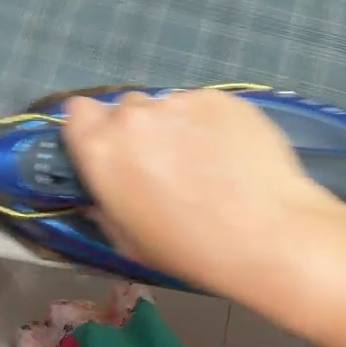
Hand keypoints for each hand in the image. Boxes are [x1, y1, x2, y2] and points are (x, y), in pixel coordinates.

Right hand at [60, 90, 345, 293]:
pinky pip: (203, 107)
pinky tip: (232, 155)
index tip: (109, 152)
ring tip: (205, 163)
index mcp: (101, 148)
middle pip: (124, 110)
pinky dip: (211, 125)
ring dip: (175, 128)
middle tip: (162, 165)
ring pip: (166, 108)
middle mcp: (133, 115)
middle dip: (137, 132)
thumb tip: (102, 194)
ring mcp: (179, 101)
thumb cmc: (189, 249)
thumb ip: (105, 207)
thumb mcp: (128, 242)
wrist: (268, 235)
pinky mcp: (220, 97)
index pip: (77, 113)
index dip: (91, 130)